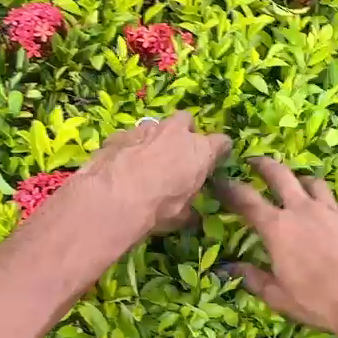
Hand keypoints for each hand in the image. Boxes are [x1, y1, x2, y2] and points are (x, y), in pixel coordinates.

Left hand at [74, 113, 231, 234]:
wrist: (115, 196)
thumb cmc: (159, 207)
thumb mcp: (181, 215)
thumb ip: (188, 207)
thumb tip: (190, 214)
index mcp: (200, 151)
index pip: (222, 142)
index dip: (218, 151)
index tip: (214, 161)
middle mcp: (176, 133)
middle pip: (186, 121)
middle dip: (184, 133)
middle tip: (176, 154)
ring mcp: (147, 129)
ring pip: (157, 125)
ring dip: (155, 139)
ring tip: (146, 159)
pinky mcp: (121, 134)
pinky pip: (131, 136)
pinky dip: (130, 146)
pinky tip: (123, 162)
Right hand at [214, 158, 337, 337]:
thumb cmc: (319, 303)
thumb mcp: (278, 297)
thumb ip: (252, 278)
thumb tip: (227, 269)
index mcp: (277, 228)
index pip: (245, 199)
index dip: (228, 188)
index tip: (217, 181)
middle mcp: (301, 210)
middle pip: (279, 174)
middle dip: (262, 165)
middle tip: (252, 162)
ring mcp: (329, 210)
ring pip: (309, 180)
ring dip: (296, 178)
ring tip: (291, 183)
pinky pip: (329, 199)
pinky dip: (318, 198)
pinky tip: (319, 211)